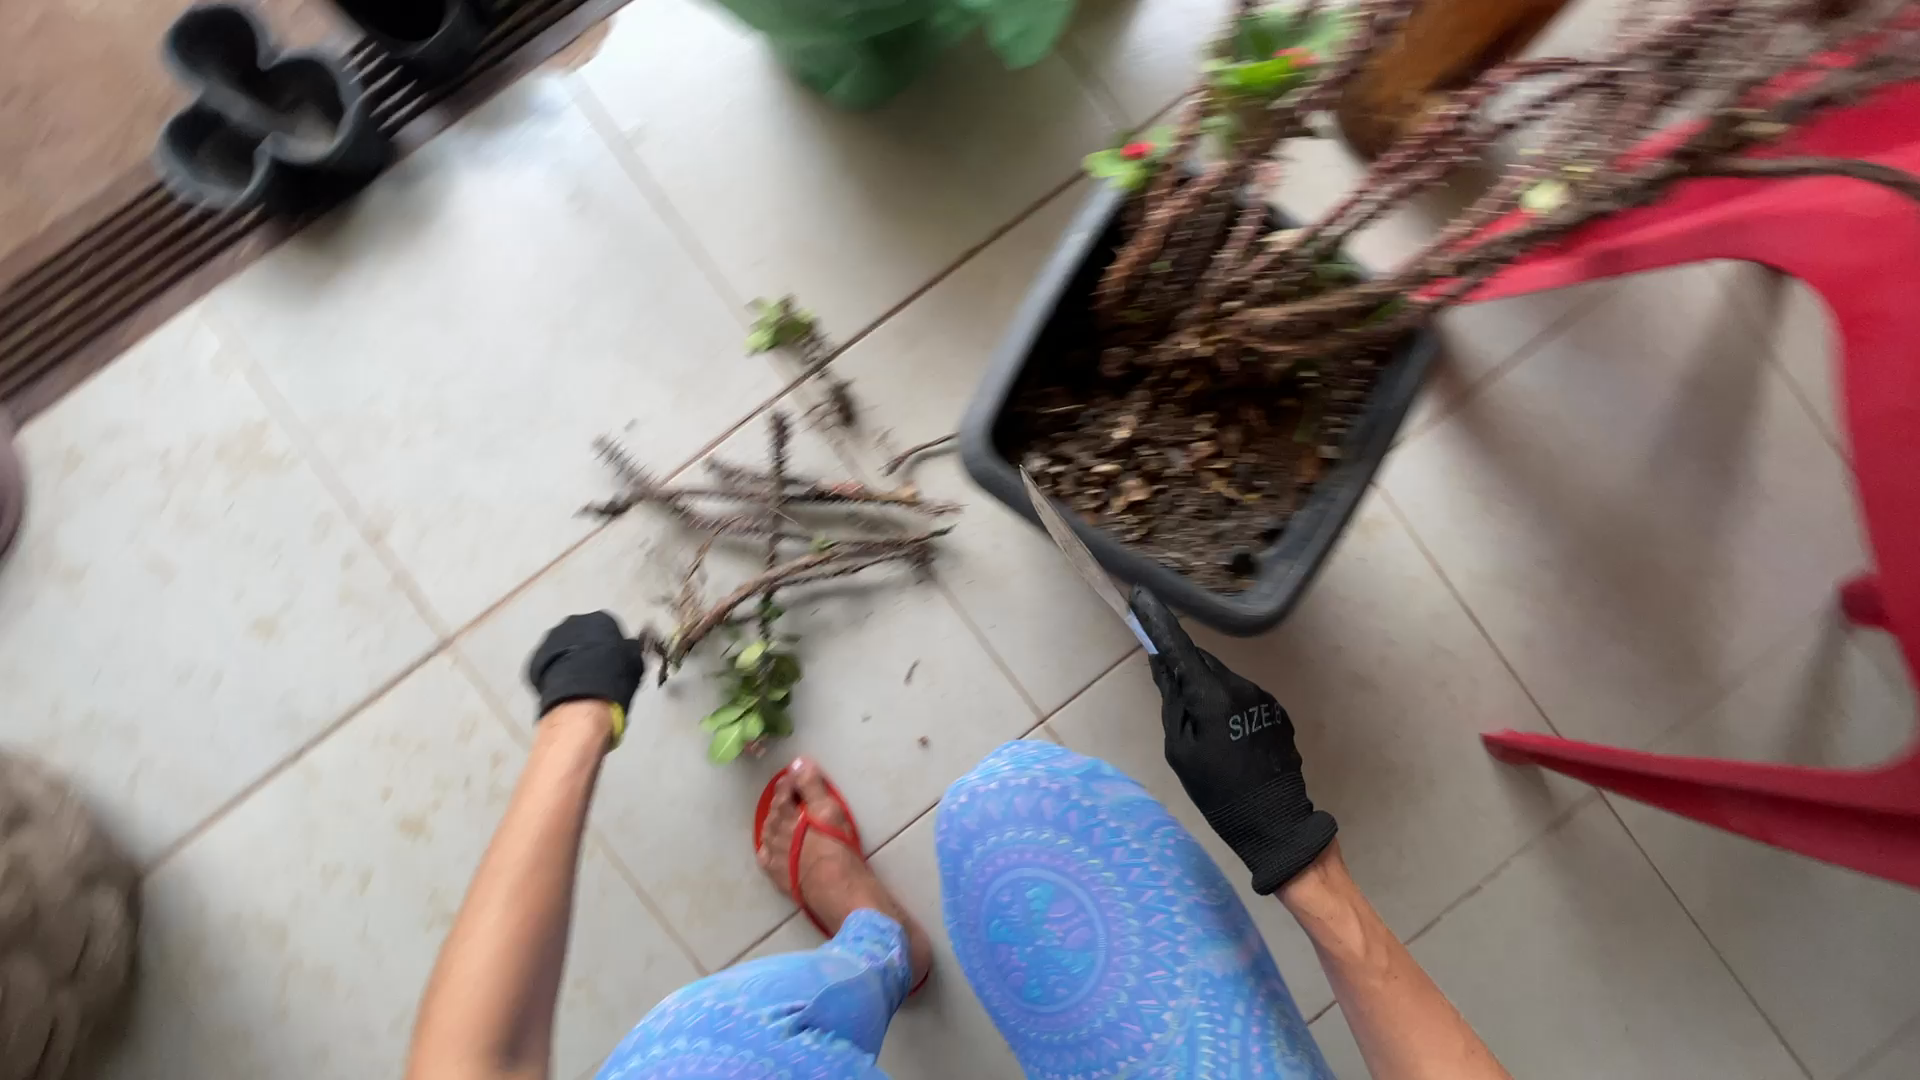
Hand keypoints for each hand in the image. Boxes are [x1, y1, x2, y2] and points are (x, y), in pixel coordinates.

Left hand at [525, 612, 647, 739]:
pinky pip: (549, 662)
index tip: (613, 657)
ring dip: (570, 657)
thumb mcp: (633, 661)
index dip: (610, 643)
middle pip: (581, 633)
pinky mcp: (535, 659)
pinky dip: (556, 669)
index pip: (607, 626)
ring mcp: (550, 640)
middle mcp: (573, 623)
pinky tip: (566, 684)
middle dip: (587, 647)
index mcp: (600, 619)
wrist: (581, 697)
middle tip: (595, 667)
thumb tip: (629, 649)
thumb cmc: (615, 675)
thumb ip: (629, 651)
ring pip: (563, 646)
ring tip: (579, 677)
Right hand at [1133, 587, 1335, 893]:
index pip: (1179, 648)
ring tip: (1204, 732)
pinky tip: (1227, 737)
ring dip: (1206, 691)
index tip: (1141, 596)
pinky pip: (1241, 695)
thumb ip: (1171, 701)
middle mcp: (1241, 686)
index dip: (1157, 622)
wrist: (1275, 823)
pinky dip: (1226, 704)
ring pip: (1221, 679)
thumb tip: (1161, 664)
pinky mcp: (1276, 710)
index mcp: (1212, 695)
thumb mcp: (1179, 748)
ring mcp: (1263, 697)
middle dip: (1184, 671)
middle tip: (1173, 701)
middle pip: (1201, 663)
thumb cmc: (1216, 791)